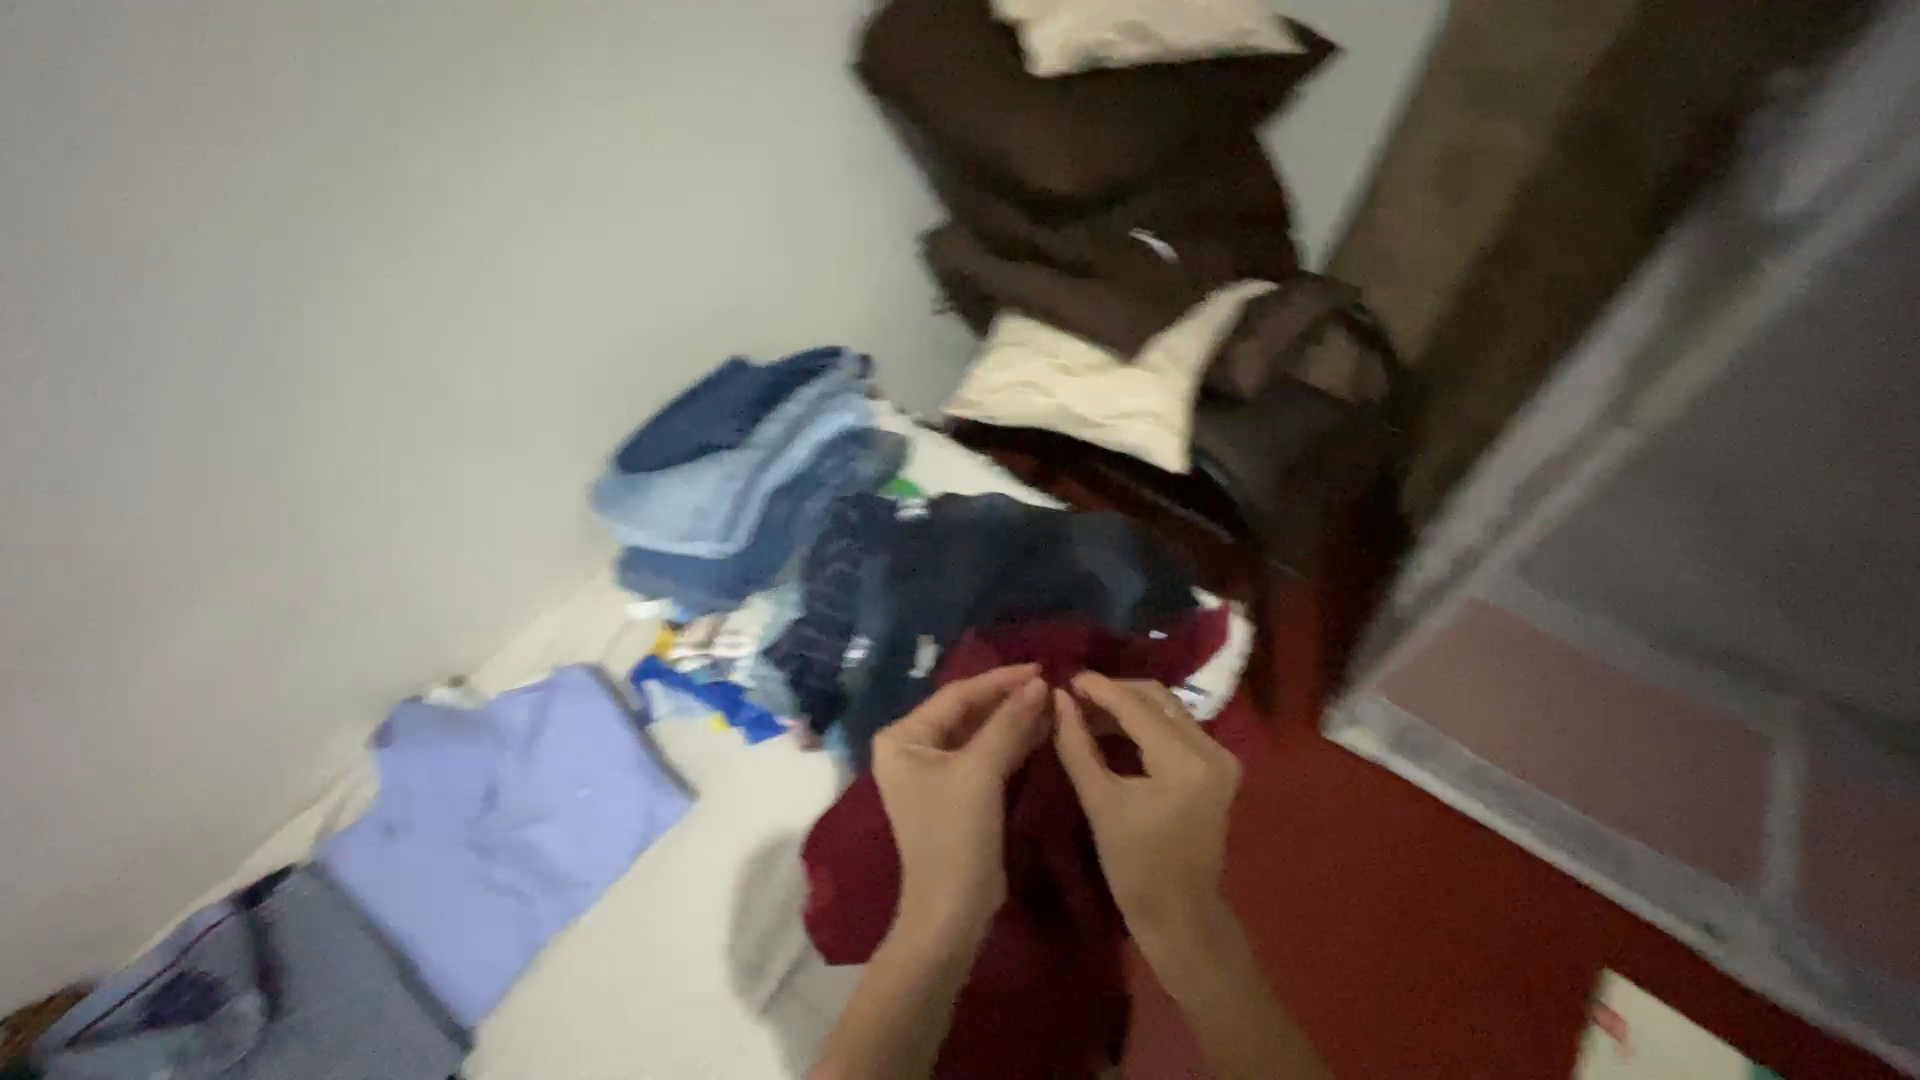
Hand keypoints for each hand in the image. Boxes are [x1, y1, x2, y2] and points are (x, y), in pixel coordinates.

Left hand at [872, 664, 1048, 949]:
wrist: (951, 911)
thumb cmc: (955, 835)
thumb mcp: (981, 771)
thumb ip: (1009, 723)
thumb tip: (1038, 684)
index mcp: (903, 737)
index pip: (957, 695)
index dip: (999, 679)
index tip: (1040, 667)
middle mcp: (911, 748)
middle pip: (967, 712)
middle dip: (1007, 698)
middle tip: (1050, 682)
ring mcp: (932, 772)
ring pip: (979, 733)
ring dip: (1013, 719)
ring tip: (1052, 701)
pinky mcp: (955, 793)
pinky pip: (984, 755)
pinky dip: (1011, 742)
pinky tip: (1041, 729)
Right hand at [1053, 673, 1242, 944]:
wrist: (1181, 916)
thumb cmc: (1135, 868)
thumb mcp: (1099, 802)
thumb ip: (1077, 744)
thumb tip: (1058, 699)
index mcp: (1186, 761)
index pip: (1136, 705)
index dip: (1098, 688)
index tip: (1064, 678)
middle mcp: (1213, 749)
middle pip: (1157, 698)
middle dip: (1114, 693)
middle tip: (1074, 697)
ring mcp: (1221, 757)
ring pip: (1168, 709)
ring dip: (1129, 706)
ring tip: (1087, 711)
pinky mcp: (1219, 767)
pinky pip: (1177, 728)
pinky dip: (1145, 723)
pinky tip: (1113, 729)